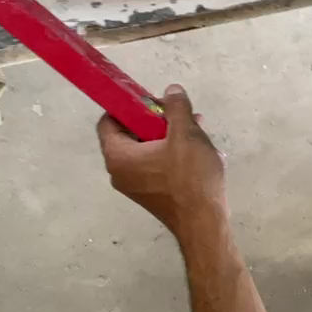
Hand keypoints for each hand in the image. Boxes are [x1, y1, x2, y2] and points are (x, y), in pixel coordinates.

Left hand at [96, 84, 227, 235]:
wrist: (203, 221)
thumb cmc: (190, 176)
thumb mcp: (186, 134)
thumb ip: (177, 108)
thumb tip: (171, 90)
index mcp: (119, 156)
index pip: (107, 122)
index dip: (127, 106)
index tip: (153, 99)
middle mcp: (119, 172)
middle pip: (129, 134)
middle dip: (156, 119)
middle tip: (181, 114)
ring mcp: (135, 185)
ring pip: (146, 148)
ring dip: (169, 134)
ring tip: (197, 129)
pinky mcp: (152, 193)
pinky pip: (154, 163)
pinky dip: (171, 151)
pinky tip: (198, 150)